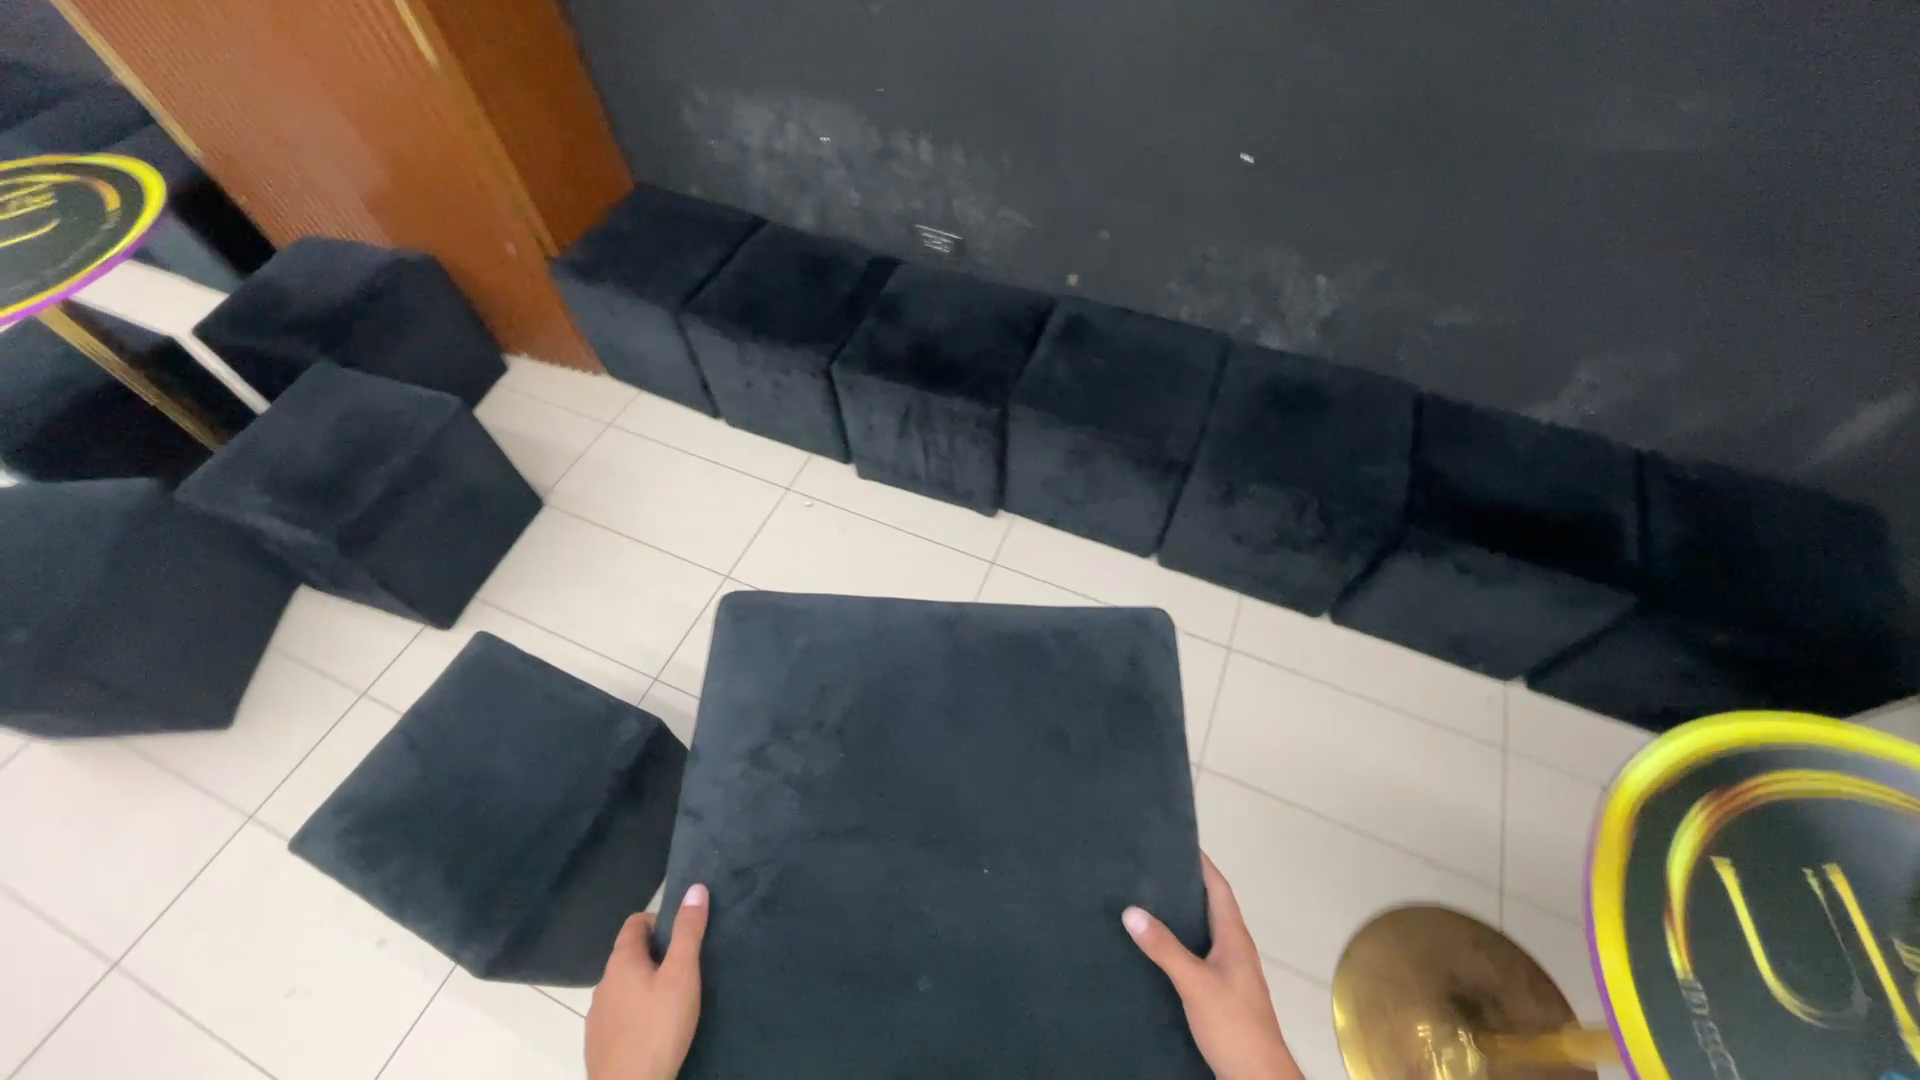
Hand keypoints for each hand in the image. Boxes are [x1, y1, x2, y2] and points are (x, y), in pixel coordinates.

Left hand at [586, 884, 709, 1079]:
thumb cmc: (658, 1027)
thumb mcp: (682, 974)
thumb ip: (688, 931)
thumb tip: (695, 888)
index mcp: (621, 962)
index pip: (635, 923)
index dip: (659, 921)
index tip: (682, 936)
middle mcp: (604, 983)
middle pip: (629, 955)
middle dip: (655, 955)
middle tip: (684, 969)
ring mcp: (597, 1016)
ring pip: (623, 986)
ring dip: (644, 985)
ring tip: (672, 1001)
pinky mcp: (598, 1043)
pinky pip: (619, 1014)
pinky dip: (635, 1012)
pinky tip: (654, 1029)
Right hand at [1124, 855, 1304, 1079]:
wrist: (1259, 1079)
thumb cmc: (1234, 1024)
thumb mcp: (1195, 983)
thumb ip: (1164, 947)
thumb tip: (1131, 910)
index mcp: (1234, 938)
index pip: (1219, 888)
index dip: (1201, 864)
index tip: (1176, 842)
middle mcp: (1234, 949)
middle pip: (1211, 906)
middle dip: (1185, 886)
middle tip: (1150, 869)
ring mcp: (1231, 973)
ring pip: (1204, 932)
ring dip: (1181, 916)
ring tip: (1146, 902)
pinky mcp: (1222, 993)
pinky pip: (1198, 954)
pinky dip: (1179, 944)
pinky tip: (1156, 951)